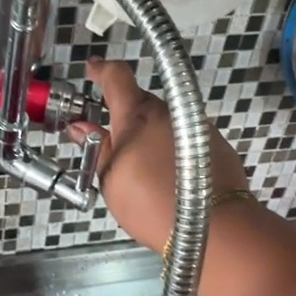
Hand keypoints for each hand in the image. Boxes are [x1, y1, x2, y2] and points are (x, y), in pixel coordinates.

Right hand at [67, 58, 249, 251]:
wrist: (215, 227)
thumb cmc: (152, 205)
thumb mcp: (112, 181)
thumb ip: (97, 149)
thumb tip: (80, 127)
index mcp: (137, 117)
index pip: (117, 77)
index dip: (101, 70)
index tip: (92, 69)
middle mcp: (168, 113)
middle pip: (141, 99)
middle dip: (123, 110)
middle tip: (110, 133)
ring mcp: (196, 125)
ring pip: (164, 118)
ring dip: (149, 130)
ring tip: (141, 160)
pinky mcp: (215, 143)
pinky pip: (185, 134)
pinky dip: (171, 144)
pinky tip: (169, 171)